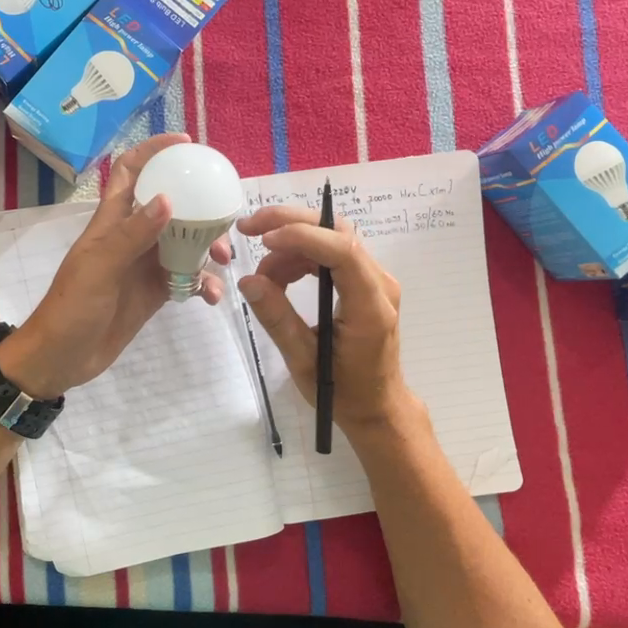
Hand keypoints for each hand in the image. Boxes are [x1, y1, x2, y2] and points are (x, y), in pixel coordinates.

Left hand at [0, 134, 231, 399]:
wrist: (62, 358)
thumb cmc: (72, 307)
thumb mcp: (101, 268)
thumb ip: (133, 235)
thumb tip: (169, 199)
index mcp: (112, 221)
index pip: (131, 172)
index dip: (154, 151)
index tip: (187, 145)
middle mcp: (131, 236)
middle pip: (171, 205)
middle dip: (199, 206)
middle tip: (226, 218)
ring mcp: (144, 264)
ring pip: (185, 242)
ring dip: (208, 247)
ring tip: (224, 262)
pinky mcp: (154, 292)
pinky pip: (187, 278)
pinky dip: (203, 283)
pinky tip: (212, 297)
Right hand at [235, 206, 419, 439]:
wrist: (377, 405)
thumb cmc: (344, 392)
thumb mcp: (304, 361)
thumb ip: (277, 319)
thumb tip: (248, 281)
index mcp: (370, 306)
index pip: (342, 251)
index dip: (302, 236)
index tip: (263, 241)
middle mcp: (378, 284)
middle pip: (338, 231)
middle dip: (290, 222)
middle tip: (248, 228)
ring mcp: (373, 280)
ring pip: (331, 237)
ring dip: (290, 242)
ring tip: (260, 272)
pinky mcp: (363, 282)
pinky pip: (330, 254)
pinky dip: (299, 256)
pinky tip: (277, 276)